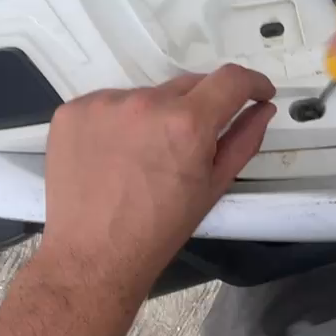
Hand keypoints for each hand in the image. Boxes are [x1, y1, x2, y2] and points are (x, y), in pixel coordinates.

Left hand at [36, 65, 275, 294]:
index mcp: (187, 124)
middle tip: (189, 147)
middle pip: (188, 86)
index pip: (231, 80)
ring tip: (144, 159)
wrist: (94, 255)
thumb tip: (262, 109)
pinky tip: (114, 157)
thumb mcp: (212, 187)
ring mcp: (104, 104)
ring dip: (155, 117)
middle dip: (199, 110)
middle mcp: (146, 104)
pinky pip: (109, 105)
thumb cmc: (159, 230)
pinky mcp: (73, 111)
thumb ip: (243, 140)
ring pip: (147, 97)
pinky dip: (119, 123)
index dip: (252, 82)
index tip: (256, 92)